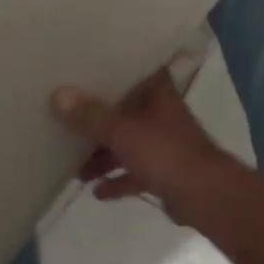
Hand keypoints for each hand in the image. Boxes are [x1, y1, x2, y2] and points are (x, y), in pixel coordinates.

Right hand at [52, 71, 241, 226]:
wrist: (204, 195)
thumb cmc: (166, 152)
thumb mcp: (123, 132)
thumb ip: (92, 116)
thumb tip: (59, 93)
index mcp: (157, 92)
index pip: (134, 70)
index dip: (112, 68)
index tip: (84, 69)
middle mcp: (160, 112)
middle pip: (125, 110)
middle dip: (97, 120)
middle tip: (66, 122)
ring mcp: (163, 143)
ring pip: (127, 143)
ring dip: (104, 154)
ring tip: (73, 166)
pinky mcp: (163, 172)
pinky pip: (134, 172)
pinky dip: (117, 180)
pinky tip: (97, 192)